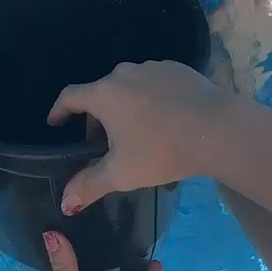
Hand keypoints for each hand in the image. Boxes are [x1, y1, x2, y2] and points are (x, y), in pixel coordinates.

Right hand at [47, 60, 232, 213]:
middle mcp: (122, 73)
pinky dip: (152, 97)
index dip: (59, 110)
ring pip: (129, 86)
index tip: (55, 123)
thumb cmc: (160, 150)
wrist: (215, 128)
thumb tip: (64, 203)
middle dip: (98, 115)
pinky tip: (167, 118)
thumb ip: (89, 185)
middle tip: (104, 141)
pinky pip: (155, 82)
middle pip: (101, 92)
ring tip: (139, 132)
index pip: (70, 96)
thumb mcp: (122, 173)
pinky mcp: (176, 68)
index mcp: (103, 94)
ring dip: (127, 105)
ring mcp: (151, 67)